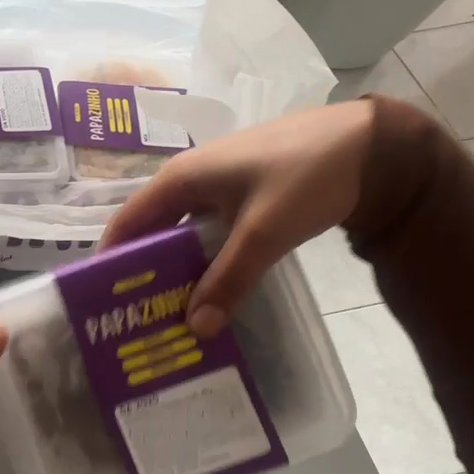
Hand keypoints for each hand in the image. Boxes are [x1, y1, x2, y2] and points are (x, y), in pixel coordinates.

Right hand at [103, 100, 376, 339]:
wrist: (372, 144)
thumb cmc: (305, 178)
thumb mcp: (263, 233)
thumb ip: (228, 280)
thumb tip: (195, 328)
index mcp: (179, 179)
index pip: (127, 221)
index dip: (110, 257)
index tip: (100, 298)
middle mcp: (189, 177)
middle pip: (152, 227)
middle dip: (144, 268)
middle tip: (139, 313)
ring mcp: (218, 182)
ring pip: (183, 228)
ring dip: (178, 264)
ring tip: (174, 306)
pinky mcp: (244, 190)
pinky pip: (209, 226)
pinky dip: (205, 254)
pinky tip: (214, 283)